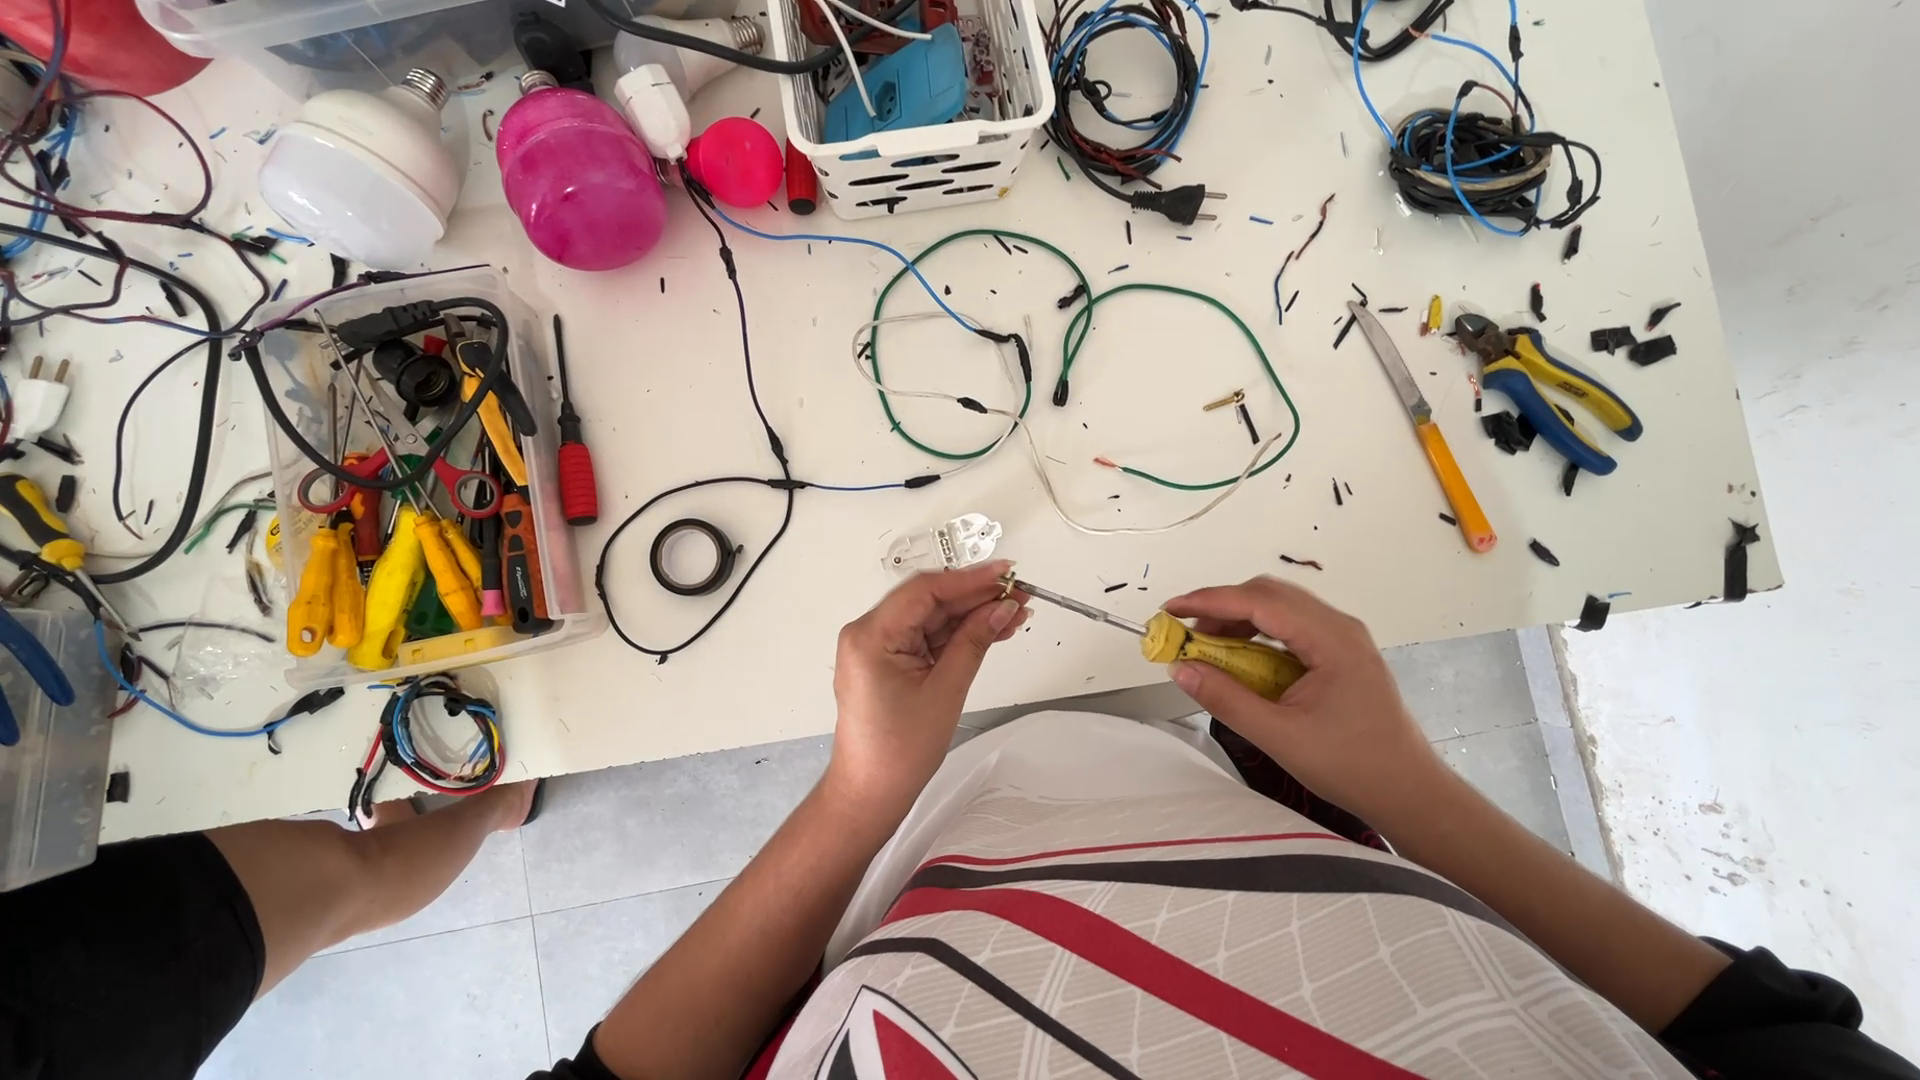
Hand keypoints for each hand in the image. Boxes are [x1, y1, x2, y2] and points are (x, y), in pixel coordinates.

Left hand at [826, 561, 1028, 814]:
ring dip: (972, 615)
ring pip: (932, 617)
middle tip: (1017, 593)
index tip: (1004, 573)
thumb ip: (974, 642)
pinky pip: (928, 636)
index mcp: (870, 636)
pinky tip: (991, 630)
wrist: (872, 791)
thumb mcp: (945, 690)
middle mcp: (867, 634)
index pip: (925, 590)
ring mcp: (877, 647)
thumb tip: (1000, 609)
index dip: (970, 578)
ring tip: (1014, 612)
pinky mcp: (889, 660)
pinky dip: (958, 634)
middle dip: (976, 597)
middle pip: (930, 600)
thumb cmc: (895, 752)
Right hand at [1162, 576, 1443, 823]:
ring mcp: (1342, 638)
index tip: (1170, 609)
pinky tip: (1239, 659)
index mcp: (1332, 640)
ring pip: (1279, 607)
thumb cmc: (1351, 766)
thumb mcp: (1279, 736)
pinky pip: (1289, 626)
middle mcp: (1339, 626)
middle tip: (1185, 634)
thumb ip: (1226, 699)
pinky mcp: (1340, 653)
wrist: (1410, 792)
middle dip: (1221, 607)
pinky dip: (1256, 633)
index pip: (1260, 601)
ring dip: (1238, 619)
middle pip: (1269, 594)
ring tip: (1207, 648)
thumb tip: (1180, 668)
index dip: (1210, 601)